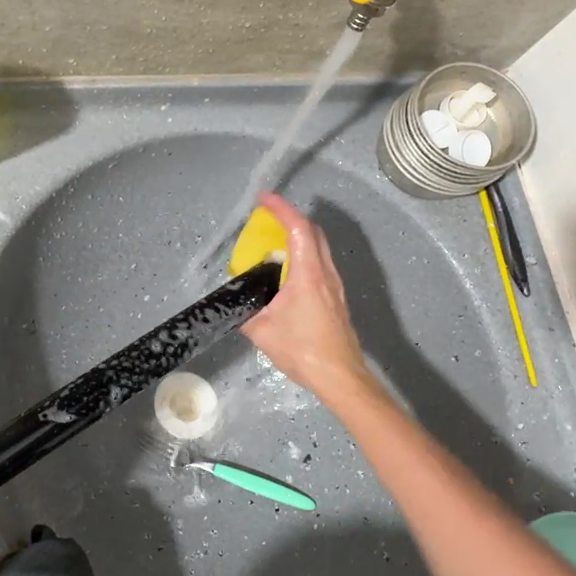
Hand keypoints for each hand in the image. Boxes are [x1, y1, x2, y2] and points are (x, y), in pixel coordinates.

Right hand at [240, 193, 372, 399]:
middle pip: (313, 232)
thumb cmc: (302, 350)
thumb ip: (245, 311)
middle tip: (267, 217)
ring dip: (299, 236)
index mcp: (308, 275)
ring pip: (320, 247)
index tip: (264, 199)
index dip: (281, 209)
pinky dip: (304, 253)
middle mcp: (325, 273)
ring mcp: (335, 285)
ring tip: (274, 240)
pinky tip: (287, 270)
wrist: (340, 376)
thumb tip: (235, 302)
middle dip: (290, 217)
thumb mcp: (262, 330)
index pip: (298, 229)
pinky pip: (320, 263)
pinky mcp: (336, 298)